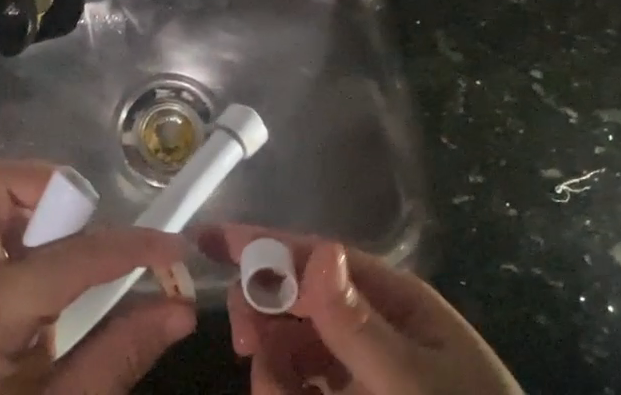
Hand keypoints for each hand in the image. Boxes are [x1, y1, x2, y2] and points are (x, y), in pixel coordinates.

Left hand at [0, 160, 197, 394]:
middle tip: (99, 228)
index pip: (72, 254)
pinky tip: (57, 284)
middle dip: (55, 191)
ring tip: (84, 257)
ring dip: (40, 212)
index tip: (175, 247)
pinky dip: (27, 240)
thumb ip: (118, 356)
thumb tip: (179, 310)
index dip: (132, 246)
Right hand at [198, 227, 520, 394]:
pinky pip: (298, 383)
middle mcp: (372, 326)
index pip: (319, 256)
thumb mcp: (413, 382)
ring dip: (272, 367)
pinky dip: (283, 390)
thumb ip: (359, 325)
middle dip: (263, 313)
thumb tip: (319, 249)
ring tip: (279, 392)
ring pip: (290, 347)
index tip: (207, 241)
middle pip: (296, 299)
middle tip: (244, 343)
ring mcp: (359, 369)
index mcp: (395, 301)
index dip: (261, 244)